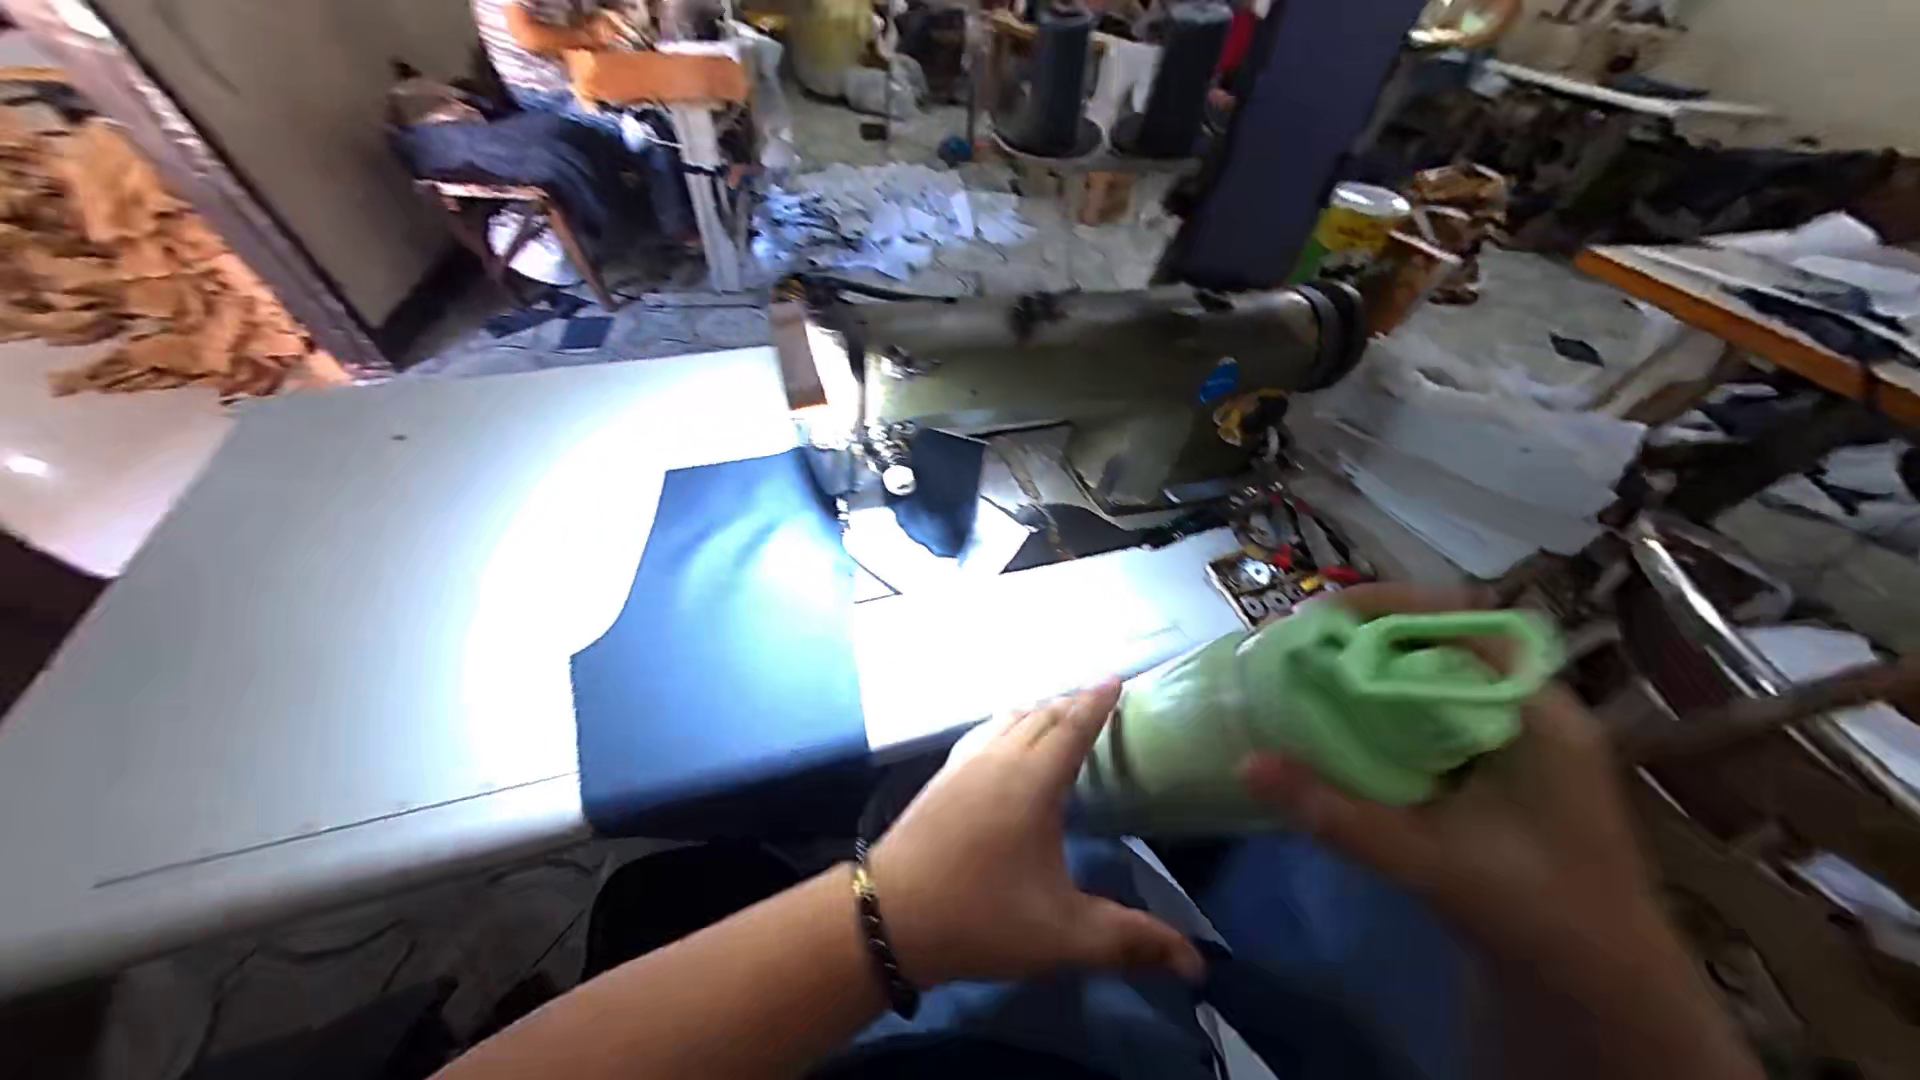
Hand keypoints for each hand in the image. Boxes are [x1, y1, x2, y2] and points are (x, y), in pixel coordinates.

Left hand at [867, 680, 1206, 987]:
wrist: (889, 915)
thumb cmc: (981, 917)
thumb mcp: (1063, 934)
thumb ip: (1130, 941)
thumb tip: (1198, 963)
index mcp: (1033, 781)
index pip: (1073, 727)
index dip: (1097, 701)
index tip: (1116, 677)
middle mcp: (999, 758)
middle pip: (1042, 715)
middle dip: (1072, 703)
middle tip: (1097, 701)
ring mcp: (965, 762)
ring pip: (1010, 719)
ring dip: (1039, 711)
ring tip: (1059, 717)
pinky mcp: (943, 774)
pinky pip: (985, 731)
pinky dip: (1008, 723)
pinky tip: (1006, 739)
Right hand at [1244, 585, 1672, 984]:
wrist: (1601, 986)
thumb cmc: (1538, 917)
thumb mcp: (1428, 863)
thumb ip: (1336, 814)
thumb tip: (1247, 764)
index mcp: (1537, 715)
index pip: (1466, 622)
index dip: (1391, 605)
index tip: (1321, 616)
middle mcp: (1527, 709)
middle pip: (1441, 637)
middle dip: (1365, 629)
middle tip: (1299, 642)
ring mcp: (1511, 733)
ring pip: (1432, 668)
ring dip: (1369, 659)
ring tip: (1307, 666)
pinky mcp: (1491, 758)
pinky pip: (1428, 702)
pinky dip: (1379, 694)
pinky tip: (1339, 713)